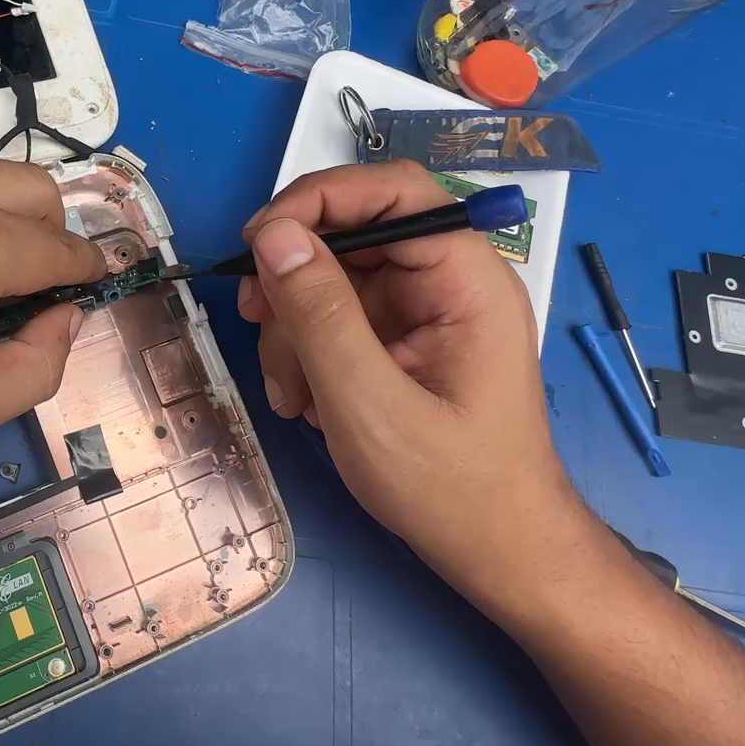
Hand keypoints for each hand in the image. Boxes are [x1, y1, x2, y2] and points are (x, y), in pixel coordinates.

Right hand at [236, 162, 594, 606]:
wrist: (493, 553)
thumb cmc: (449, 487)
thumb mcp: (369, 402)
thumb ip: (319, 314)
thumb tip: (273, 235)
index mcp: (466, 280)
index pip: (393, 192)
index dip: (320, 199)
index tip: (258, 241)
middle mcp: (443, 281)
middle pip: (349, 234)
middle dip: (292, 279)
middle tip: (252, 318)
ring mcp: (417, 310)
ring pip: (327, 279)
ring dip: (290, 329)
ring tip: (290, 392)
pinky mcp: (395, 339)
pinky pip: (330, 318)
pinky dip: (301, 352)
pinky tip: (301, 400)